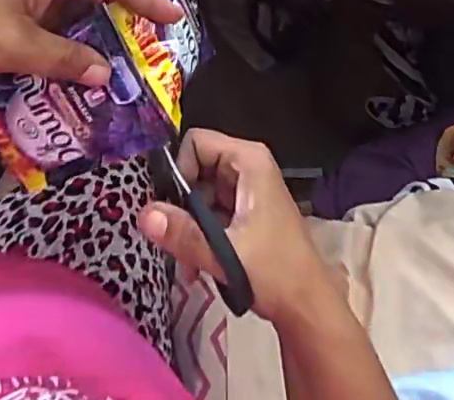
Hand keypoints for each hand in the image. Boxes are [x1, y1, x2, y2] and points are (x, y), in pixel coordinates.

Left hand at [0, 0, 180, 85]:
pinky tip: (64, 70)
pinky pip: (45, 16)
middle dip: (116, 29)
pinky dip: (57, 41)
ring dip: (83, 40)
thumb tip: (105, 75)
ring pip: (68, 10)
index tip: (176, 19)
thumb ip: (67, 61)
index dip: (148, 3)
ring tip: (107, 75)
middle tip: (142, 62)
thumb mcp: (18, 47)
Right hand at [138, 129, 332, 321]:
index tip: (174, 207)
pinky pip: (211, 211)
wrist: (309, 310)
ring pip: (200, 192)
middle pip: (196, 168)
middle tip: (174, 239)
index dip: (179, 170)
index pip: (196, 142)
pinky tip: (196, 265)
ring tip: (186, 261)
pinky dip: (200, 234)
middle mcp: (247, 166)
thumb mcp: (226, 253)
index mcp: (248, 160)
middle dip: (181, 204)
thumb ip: (184, 233)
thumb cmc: (275, 272)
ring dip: (189, 225)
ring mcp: (246, 189)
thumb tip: (144, 214)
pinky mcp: (245, 211)